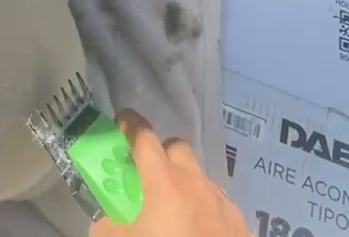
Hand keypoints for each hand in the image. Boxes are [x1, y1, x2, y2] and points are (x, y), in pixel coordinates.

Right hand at [91, 111, 249, 236]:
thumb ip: (107, 222)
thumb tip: (107, 217)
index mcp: (162, 178)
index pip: (143, 133)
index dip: (129, 124)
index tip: (120, 123)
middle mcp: (195, 181)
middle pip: (178, 148)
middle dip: (163, 155)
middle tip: (150, 179)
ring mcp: (222, 204)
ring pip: (201, 179)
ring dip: (187, 186)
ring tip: (177, 213)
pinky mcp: (241, 228)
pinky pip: (221, 208)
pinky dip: (208, 214)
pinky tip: (201, 234)